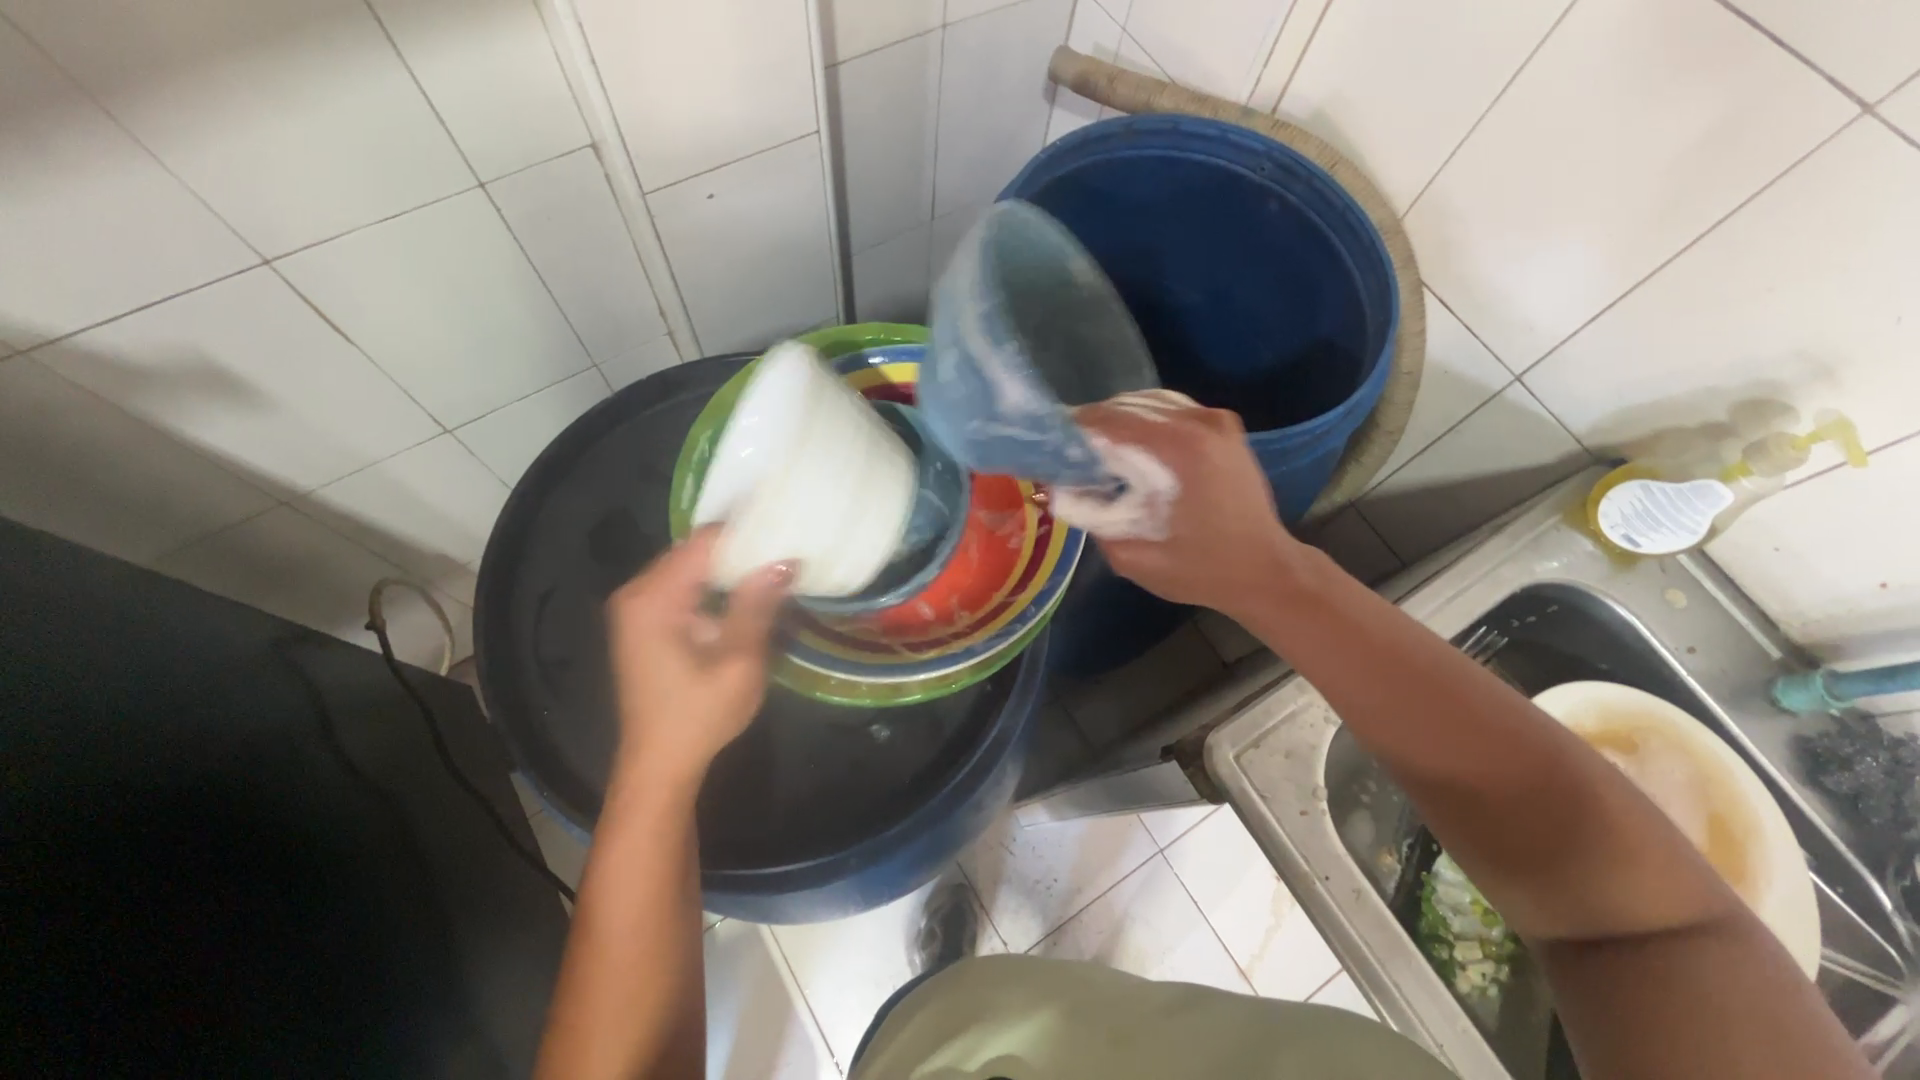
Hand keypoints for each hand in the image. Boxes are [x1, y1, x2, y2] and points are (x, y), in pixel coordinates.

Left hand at [604, 528, 790, 786]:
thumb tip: (785, 560)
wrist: (659, 764)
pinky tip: (745, 591)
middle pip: (693, 550)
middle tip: (786, 543)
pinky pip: (681, 587)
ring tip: (773, 562)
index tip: (786, 526)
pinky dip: (712, 585)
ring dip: (727, 567)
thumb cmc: (699, 716)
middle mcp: (636, 593)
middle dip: (738, 547)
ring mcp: (636, 609)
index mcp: (654, 598)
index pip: (703, 542)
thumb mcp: (739, 662)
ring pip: (689, 567)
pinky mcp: (643, 624)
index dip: (746, 532)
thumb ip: (757, 605)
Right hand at [1071, 400, 1312, 621]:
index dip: (1073, 430)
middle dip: (1095, 427)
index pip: (1108, 420)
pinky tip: (1135, 448)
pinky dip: (1148, 423)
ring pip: (1149, 403)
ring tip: (1099, 452)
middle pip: (1127, 406)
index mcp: (1176, 447)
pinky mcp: (1226, 426)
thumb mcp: (1132, 555)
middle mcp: (1197, 422)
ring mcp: (1216, 419)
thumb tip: (1058, 490)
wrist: (1265, 570)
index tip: (1050, 448)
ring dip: (1120, 423)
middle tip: (1070, 454)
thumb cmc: (1199, 569)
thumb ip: (1090, 518)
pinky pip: (1172, 410)